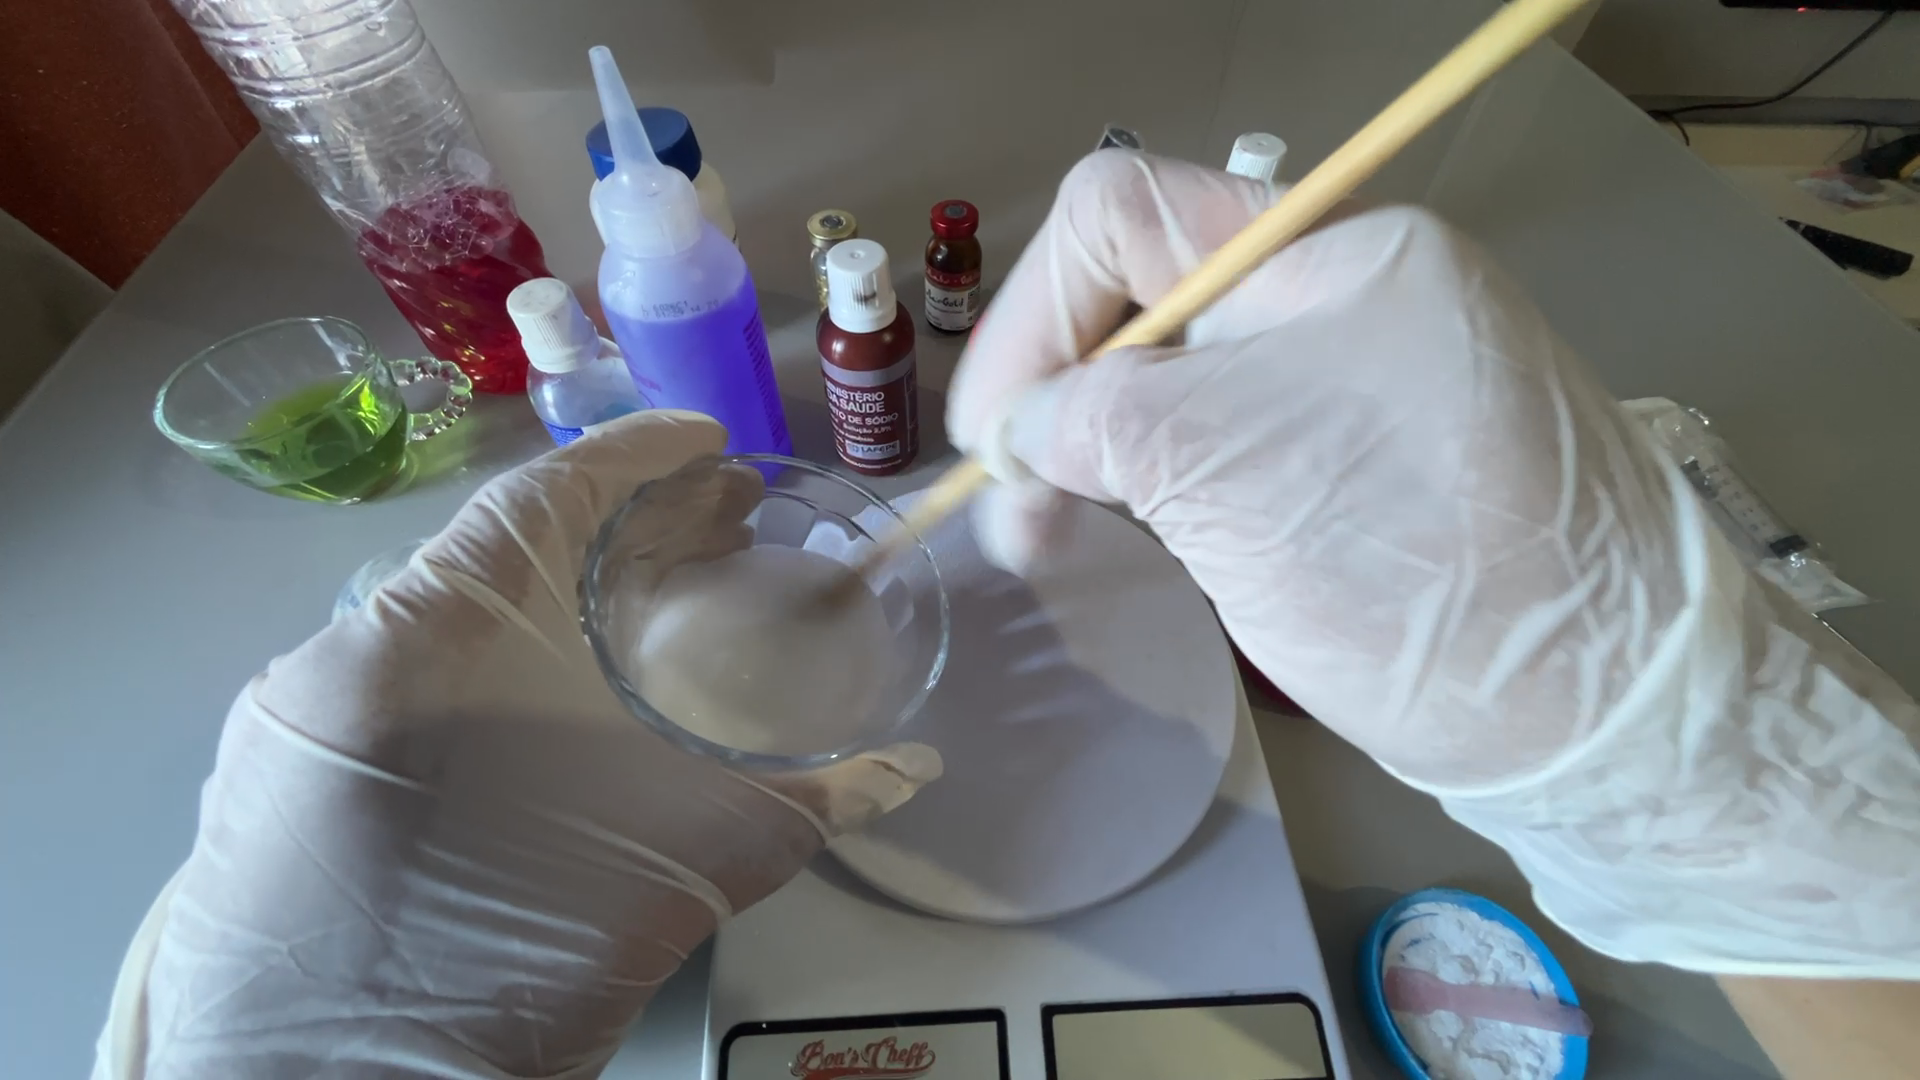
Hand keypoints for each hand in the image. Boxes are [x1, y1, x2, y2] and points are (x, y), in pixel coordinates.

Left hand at [96, 413, 939, 1079]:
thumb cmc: (516, 966)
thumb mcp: (682, 868)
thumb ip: (808, 804)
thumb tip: (914, 768)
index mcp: (447, 637)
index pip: (547, 493)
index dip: (637, 451)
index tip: (714, 441)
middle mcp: (382, 643)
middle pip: (533, 535)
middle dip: (643, 511)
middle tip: (736, 509)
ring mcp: (343, 692)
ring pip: (496, 589)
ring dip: (598, 567)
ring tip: (692, 565)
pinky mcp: (329, 745)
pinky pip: (458, 644)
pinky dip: (545, 624)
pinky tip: (606, 652)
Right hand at [948, 151, 1919, 977]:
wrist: (1579, 710)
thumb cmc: (1416, 565)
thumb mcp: (1231, 466)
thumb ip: (1094, 419)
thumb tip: (1015, 430)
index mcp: (1309, 254)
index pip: (1117, 219)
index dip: (1029, 313)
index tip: (989, 431)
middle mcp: (1301, 302)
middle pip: (1117, 306)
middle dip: (1041, 399)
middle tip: (1004, 504)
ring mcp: (1297, 386)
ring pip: (1136, 387)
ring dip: (1069, 452)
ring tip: (1034, 535)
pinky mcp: (1290, 463)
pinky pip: (1171, 447)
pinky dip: (1113, 484)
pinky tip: (1086, 529)